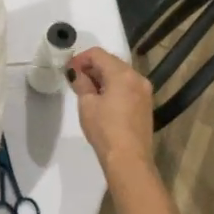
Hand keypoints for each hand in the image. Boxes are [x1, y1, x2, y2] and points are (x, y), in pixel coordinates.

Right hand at [69, 47, 155, 173]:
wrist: (129, 159)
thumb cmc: (105, 129)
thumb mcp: (87, 104)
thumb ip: (81, 83)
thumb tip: (76, 73)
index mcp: (123, 74)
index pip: (98, 54)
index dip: (80, 58)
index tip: (68, 70)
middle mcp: (137, 77)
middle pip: (111, 62)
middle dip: (92, 67)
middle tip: (75, 79)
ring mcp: (144, 91)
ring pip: (120, 74)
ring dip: (103, 77)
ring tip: (87, 90)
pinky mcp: (145, 104)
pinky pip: (127, 86)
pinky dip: (113, 87)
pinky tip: (102, 100)